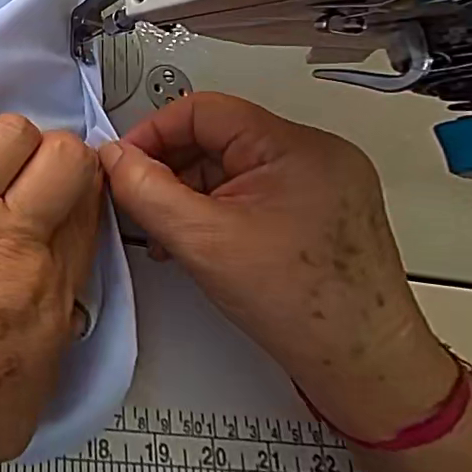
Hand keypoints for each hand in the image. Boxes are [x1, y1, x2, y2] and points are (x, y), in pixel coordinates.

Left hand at [0, 113, 101, 471]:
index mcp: (46, 294)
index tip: (61, 204)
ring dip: (0, 148)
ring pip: (10, 131)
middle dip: (54, 163)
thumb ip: (48, 345)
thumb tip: (49, 303)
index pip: (91, 212)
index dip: (79, 201)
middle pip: (66, 157)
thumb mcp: (17, 409)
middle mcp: (8, 237)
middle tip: (25, 183)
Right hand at [97, 92, 455, 440]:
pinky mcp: (310, 207)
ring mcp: (315, 182)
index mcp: (295, 149)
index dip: (151, 133)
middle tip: (137, 199)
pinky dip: (206, 206)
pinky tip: (191, 238)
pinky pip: (241, 188)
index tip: (123, 164)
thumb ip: (143, 187)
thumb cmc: (301, 304)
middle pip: (210, 136)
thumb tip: (112, 156)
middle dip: (164, 166)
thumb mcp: (198, 238)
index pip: (201, 110)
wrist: (360, 361)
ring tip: (165, 229)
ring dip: (181, 190)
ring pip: (221, 164)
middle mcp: (313, 156)